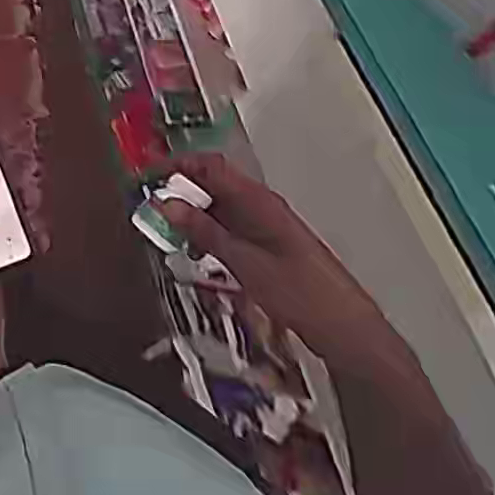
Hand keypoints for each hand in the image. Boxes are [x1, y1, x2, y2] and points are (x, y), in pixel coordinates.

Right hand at [157, 154, 416, 381]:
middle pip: (213, 183)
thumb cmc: (299, 292)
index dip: (177, 164)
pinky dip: (208, 233)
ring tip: (168, 232)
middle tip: (151, 206)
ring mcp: (265, 224)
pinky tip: (197, 252)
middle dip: (180, 190)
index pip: (210, 166)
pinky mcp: (267, 244)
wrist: (347, 330)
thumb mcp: (243, 261)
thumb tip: (165, 202)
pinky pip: (230, 227)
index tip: (148, 174)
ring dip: (192, 214)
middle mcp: (260, 205)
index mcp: (257, 200)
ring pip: (219, 206)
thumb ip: (203, 230)